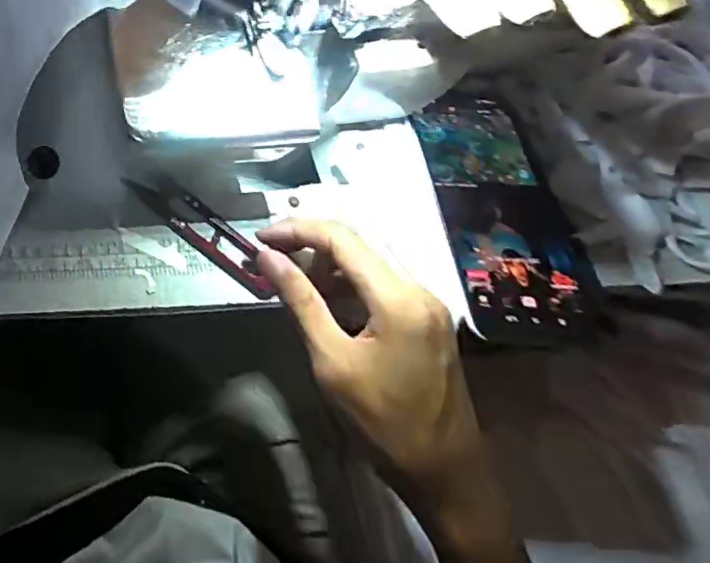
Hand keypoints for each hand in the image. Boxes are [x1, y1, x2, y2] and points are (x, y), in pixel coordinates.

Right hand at [255, 219, 485, 489]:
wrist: (448, 477)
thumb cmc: (385, 425)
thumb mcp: (332, 363)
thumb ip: (300, 301)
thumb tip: (268, 258)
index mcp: (399, 299)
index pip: (341, 239)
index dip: (296, 230)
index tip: (261, 238)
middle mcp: (419, 290)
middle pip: (356, 244)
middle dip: (309, 243)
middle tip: (271, 257)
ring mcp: (427, 304)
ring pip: (368, 261)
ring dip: (326, 263)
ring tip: (290, 278)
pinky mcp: (427, 319)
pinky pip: (381, 282)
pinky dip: (347, 282)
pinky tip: (323, 297)